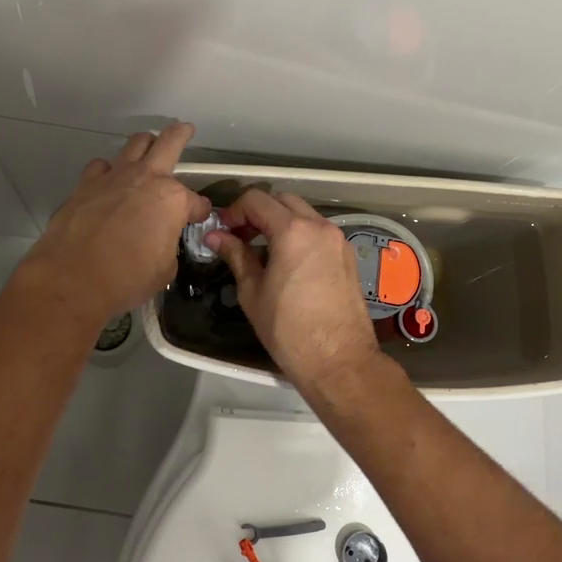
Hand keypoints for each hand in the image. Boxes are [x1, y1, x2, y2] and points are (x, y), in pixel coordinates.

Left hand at [15, 124, 209, 328]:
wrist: (73, 277)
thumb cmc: (126, 278)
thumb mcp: (163, 270)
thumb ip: (167, 247)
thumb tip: (161, 243)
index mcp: (173, 200)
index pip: (196, 202)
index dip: (199, 211)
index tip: (197, 218)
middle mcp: (146, 178)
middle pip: (169, 143)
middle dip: (180, 134)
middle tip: (185, 129)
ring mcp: (114, 176)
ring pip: (134, 144)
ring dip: (145, 144)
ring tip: (147, 147)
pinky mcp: (86, 183)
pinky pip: (101, 166)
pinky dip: (108, 171)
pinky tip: (107, 180)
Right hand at [206, 191, 379, 389]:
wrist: (339, 361)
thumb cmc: (288, 329)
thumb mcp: (253, 291)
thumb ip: (235, 255)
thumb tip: (215, 236)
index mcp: (292, 230)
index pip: (256, 200)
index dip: (234, 210)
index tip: (223, 231)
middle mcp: (319, 226)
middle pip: (282, 200)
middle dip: (257, 212)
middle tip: (240, 237)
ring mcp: (337, 239)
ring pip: (303, 213)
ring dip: (279, 222)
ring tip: (261, 250)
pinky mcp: (347, 254)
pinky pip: (317, 231)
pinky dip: (298, 234)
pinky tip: (286, 261)